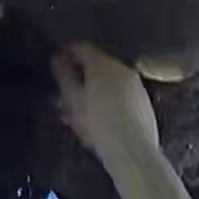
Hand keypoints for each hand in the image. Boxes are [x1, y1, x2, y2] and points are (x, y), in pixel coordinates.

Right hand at [53, 42, 160, 165]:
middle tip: (61, 93)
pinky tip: (93, 119)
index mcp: (104, 65)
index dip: (68, 52)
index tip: (56, 60)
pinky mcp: (142, 103)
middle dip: (77, 77)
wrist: (132, 150)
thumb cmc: (98, 122)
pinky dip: (104, 101)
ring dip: (89, 91)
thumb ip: (63, 75)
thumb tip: (57, 57)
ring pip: (106, 83)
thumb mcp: (72, 98)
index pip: (83, 48)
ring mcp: (135, 86)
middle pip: (95, 66)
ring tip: (73, 112)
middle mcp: (122, 70)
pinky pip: (118, 95)